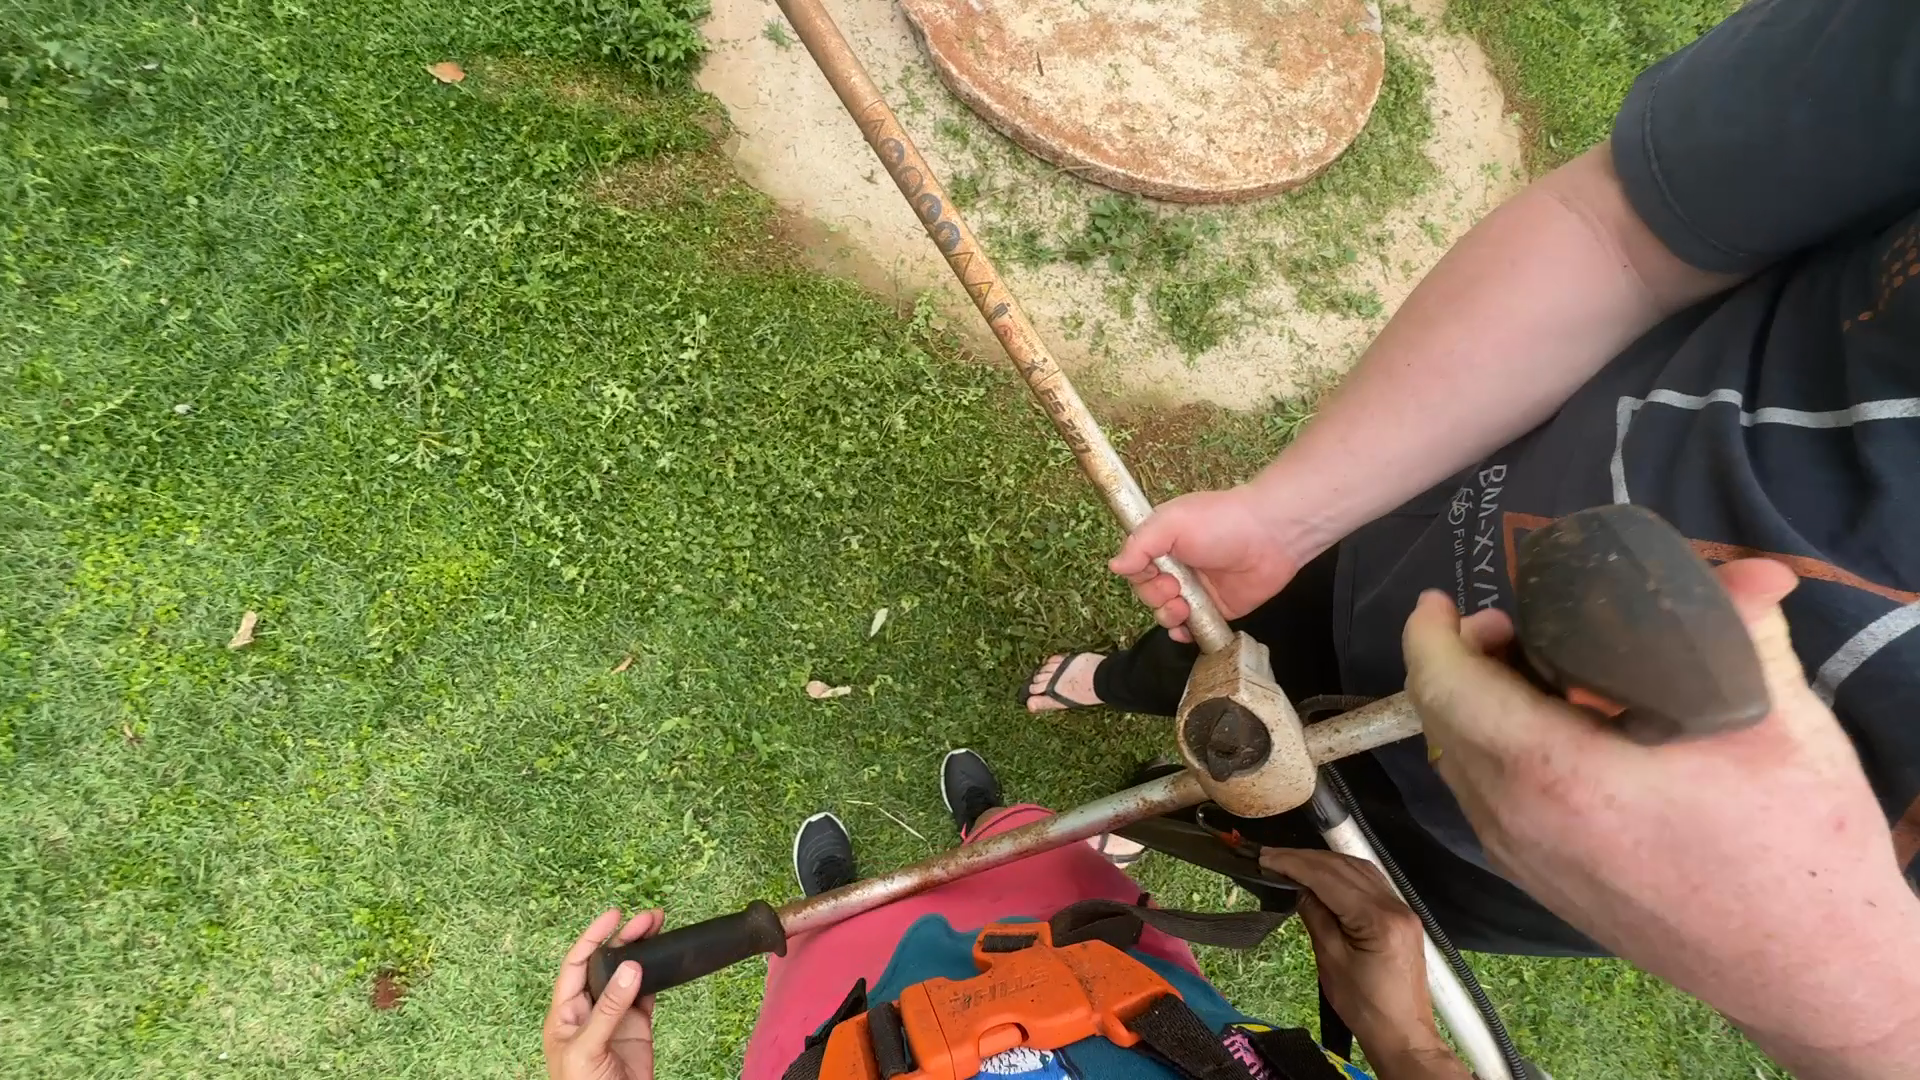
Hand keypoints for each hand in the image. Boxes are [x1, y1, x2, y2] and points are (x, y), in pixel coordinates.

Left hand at [543, 909, 663, 1079]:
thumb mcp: (588, 1051)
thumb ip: (609, 1008)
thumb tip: (631, 964)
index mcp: (566, 1014)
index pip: (575, 965)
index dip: (592, 937)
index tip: (614, 914)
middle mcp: (590, 1009)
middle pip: (606, 962)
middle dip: (626, 937)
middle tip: (651, 918)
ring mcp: (615, 1015)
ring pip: (629, 971)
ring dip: (644, 947)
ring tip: (660, 925)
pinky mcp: (637, 1023)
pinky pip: (648, 990)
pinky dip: (658, 970)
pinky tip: (666, 955)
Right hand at [1110, 487, 1318, 641]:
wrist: (1272, 534)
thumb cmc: (1219, 521)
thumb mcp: (1171, 523)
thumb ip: (1140, 544)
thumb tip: (1115, 567)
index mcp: (1162, 543)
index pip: (1135, 567)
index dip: (1138, 575)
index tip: (1152, 571)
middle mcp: (1176, 568)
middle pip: (1147, 593)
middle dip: (1155, 595)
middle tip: (1174, 586)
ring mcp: (1196, 590)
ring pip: (1165, 613)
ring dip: (1167, 615)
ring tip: (1183, 606)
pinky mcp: (1216, 609)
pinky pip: (1192, 628)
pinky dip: (1183, 633)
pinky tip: (1185, 631)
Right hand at [1257, 849, 1464, 1077]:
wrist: (1404, 1037)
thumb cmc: (1364, 1006)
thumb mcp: (1330, 959)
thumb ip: (1314, 914)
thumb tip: (1296, 886)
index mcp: (1378, 919)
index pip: (1328, 877)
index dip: (1293, 863)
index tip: (1264, 857)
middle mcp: (1395, 906)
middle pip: (1343, 866)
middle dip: (1303, 858)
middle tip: (1269, 855)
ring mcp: (1402, 909)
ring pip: (1356, 867)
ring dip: (1321, 860)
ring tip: (1290, 861)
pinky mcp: (1400, 915)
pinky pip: (1367, 880)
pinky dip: (1340, 870)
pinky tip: (1321, 872)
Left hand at [1403, 559, 1919, 1076]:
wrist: (1813, 977)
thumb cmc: (1797, 849)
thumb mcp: (1779, 728)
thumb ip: (1740, 637)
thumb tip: (1746, 571)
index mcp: (1553, 770)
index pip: (1445, 684)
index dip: (1429, 633)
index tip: (1435, 602)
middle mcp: (1508, 810)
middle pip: (1438, 711)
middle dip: (1453, 657)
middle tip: (1502, 627)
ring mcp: (1507, 846)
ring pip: (1450, 749)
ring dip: (1466, 699)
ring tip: (1522, 670)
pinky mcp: (1520, 870)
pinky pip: (1473, 786)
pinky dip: (1483, 741)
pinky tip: (1536, 728)